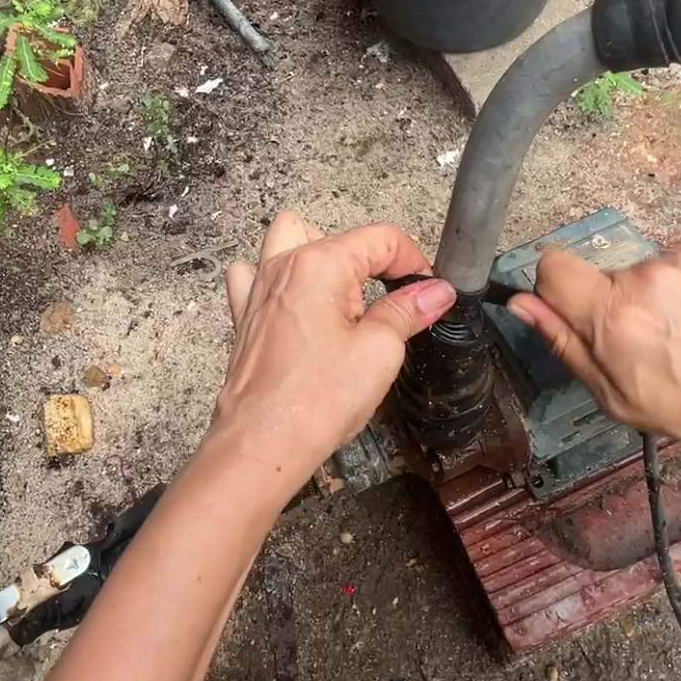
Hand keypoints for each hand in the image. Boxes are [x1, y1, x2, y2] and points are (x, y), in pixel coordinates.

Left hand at [212, 212, 455, 488]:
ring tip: (342, 294)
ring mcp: (259, 288)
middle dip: (372, 262)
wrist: (262, 444)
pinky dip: (278, 278)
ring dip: (321, 253)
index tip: (425, 291)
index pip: (380, 238)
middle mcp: (284, 266)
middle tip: (392, 303)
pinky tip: (296, 303)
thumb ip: (408, 311)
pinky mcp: (246, 315)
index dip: (412, 260)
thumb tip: (434, 291)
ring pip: (289, 238)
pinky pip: (255, 273)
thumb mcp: (381, 351)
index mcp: (320, 264)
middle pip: (339, 236)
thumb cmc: (315, 401)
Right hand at [507, 249, 680, 466]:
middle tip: (635, 349)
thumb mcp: (616, 397)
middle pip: (593, 276)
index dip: (551, 292)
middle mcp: (642, 276)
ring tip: (675, 343)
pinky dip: (670, 295)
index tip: (571, 319)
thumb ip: (563, 343)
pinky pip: (664, 271)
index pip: (550, 265)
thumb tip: (520, 304)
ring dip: (639, 302)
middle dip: (602, 306)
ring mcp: (678, 262)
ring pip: (630, 275)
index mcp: (614, 314)